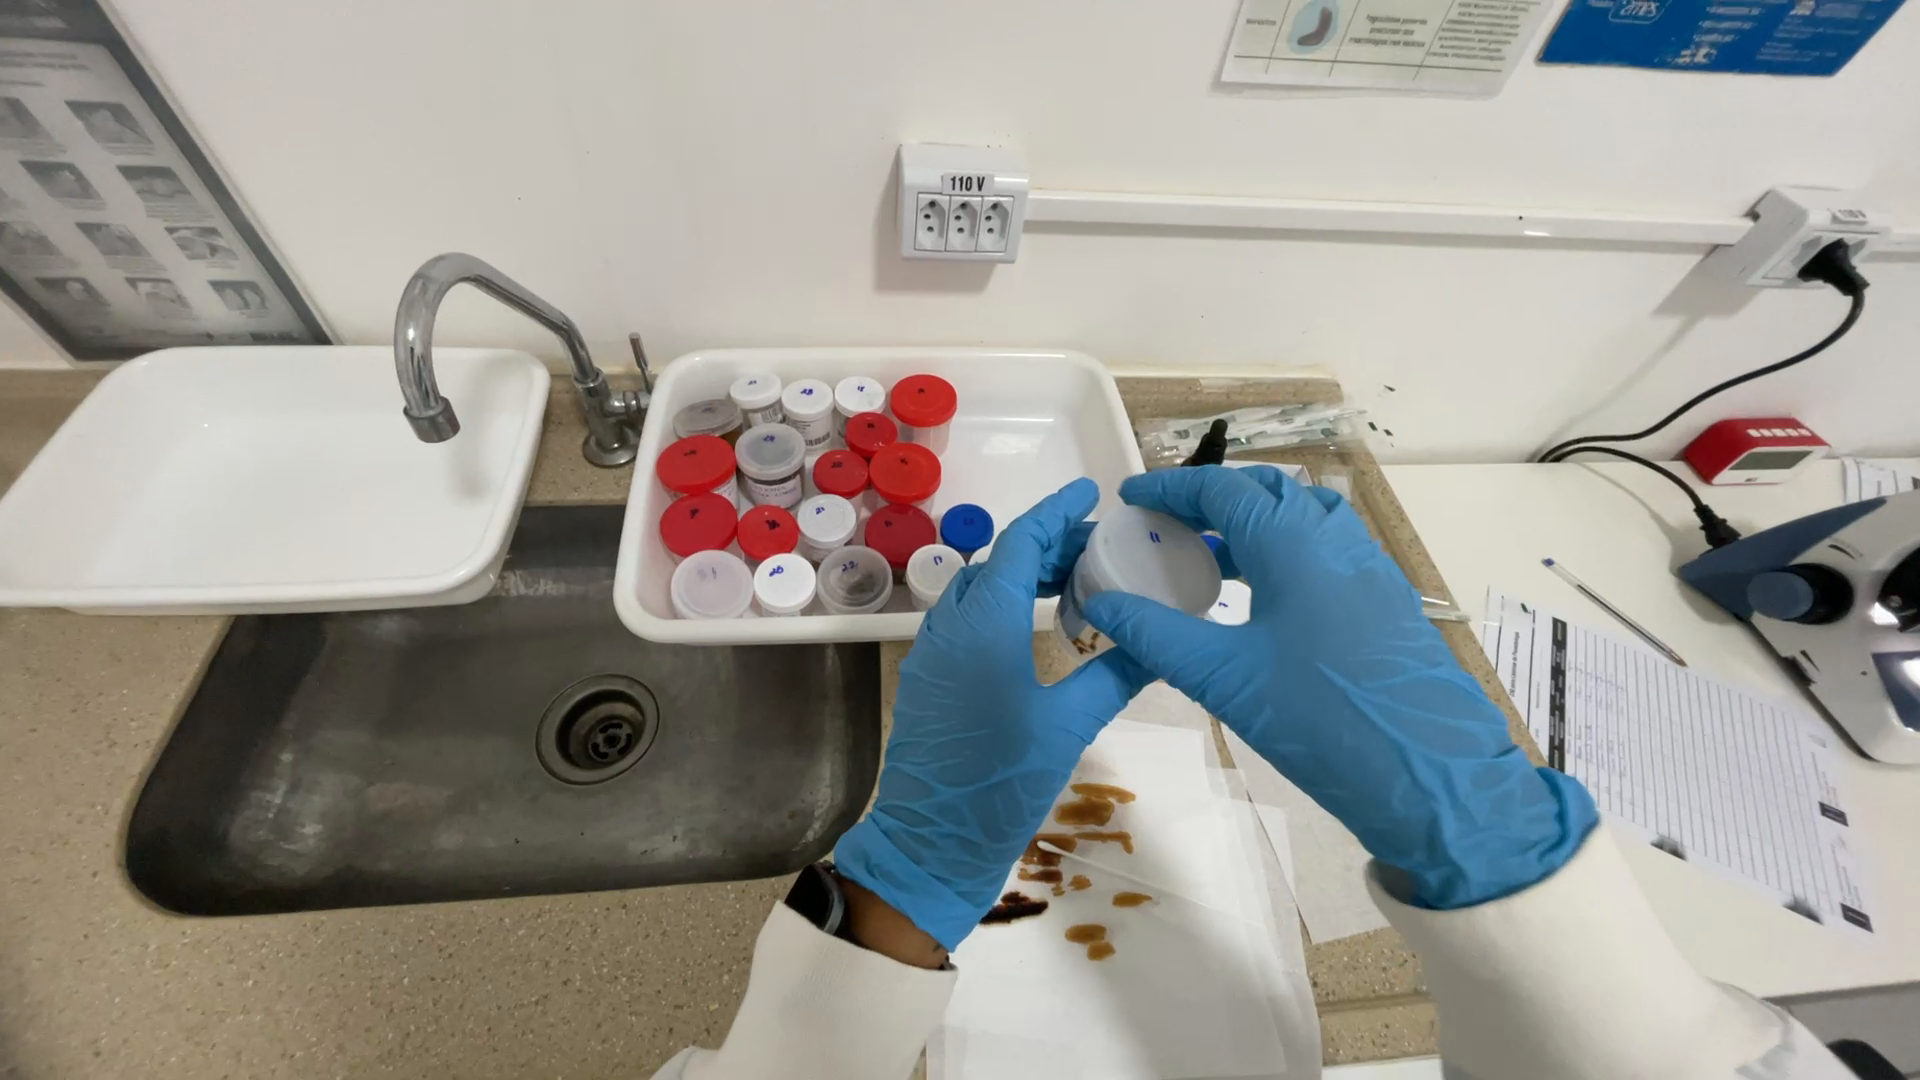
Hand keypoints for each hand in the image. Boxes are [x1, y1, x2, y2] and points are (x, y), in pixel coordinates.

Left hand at [833, 478, 1153, 949]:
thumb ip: (1115, 675)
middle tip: (1097, 548)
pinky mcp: (927, 675)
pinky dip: (1002, 603)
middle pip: (1001, 561)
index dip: (1055, 511)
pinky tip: (1034, 624)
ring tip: (1074, 581)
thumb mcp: (1069, 726)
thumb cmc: (1002, 782)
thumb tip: (1159, 643)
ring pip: (979, 588)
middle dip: (1047, 544)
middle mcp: (951, 624)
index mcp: (985, 624)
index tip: (1089, 491)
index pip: (1021, 543)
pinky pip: (965, 618)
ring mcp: (932, 650)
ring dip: (1024, 574)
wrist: (930, 842)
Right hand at [1084, 466, 1595, 908]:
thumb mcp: (1220, 676)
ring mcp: (1366, 566)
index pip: (1221, 489)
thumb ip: (1152, 633)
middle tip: (1167, 521)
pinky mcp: (1382, 599)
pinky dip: (1280, 547)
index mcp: (1292, 541)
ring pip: (1300, 515)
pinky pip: (1322, 547)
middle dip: (1211, 496)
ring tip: (1206, 552)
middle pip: (1265, 489)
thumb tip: (1101, 604)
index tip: (1131, 497)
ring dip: (1249, 519)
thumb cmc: (1317, 718)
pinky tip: (1258, 594)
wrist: (1433, 781)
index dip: (1171, 487)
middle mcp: (1333, 538)